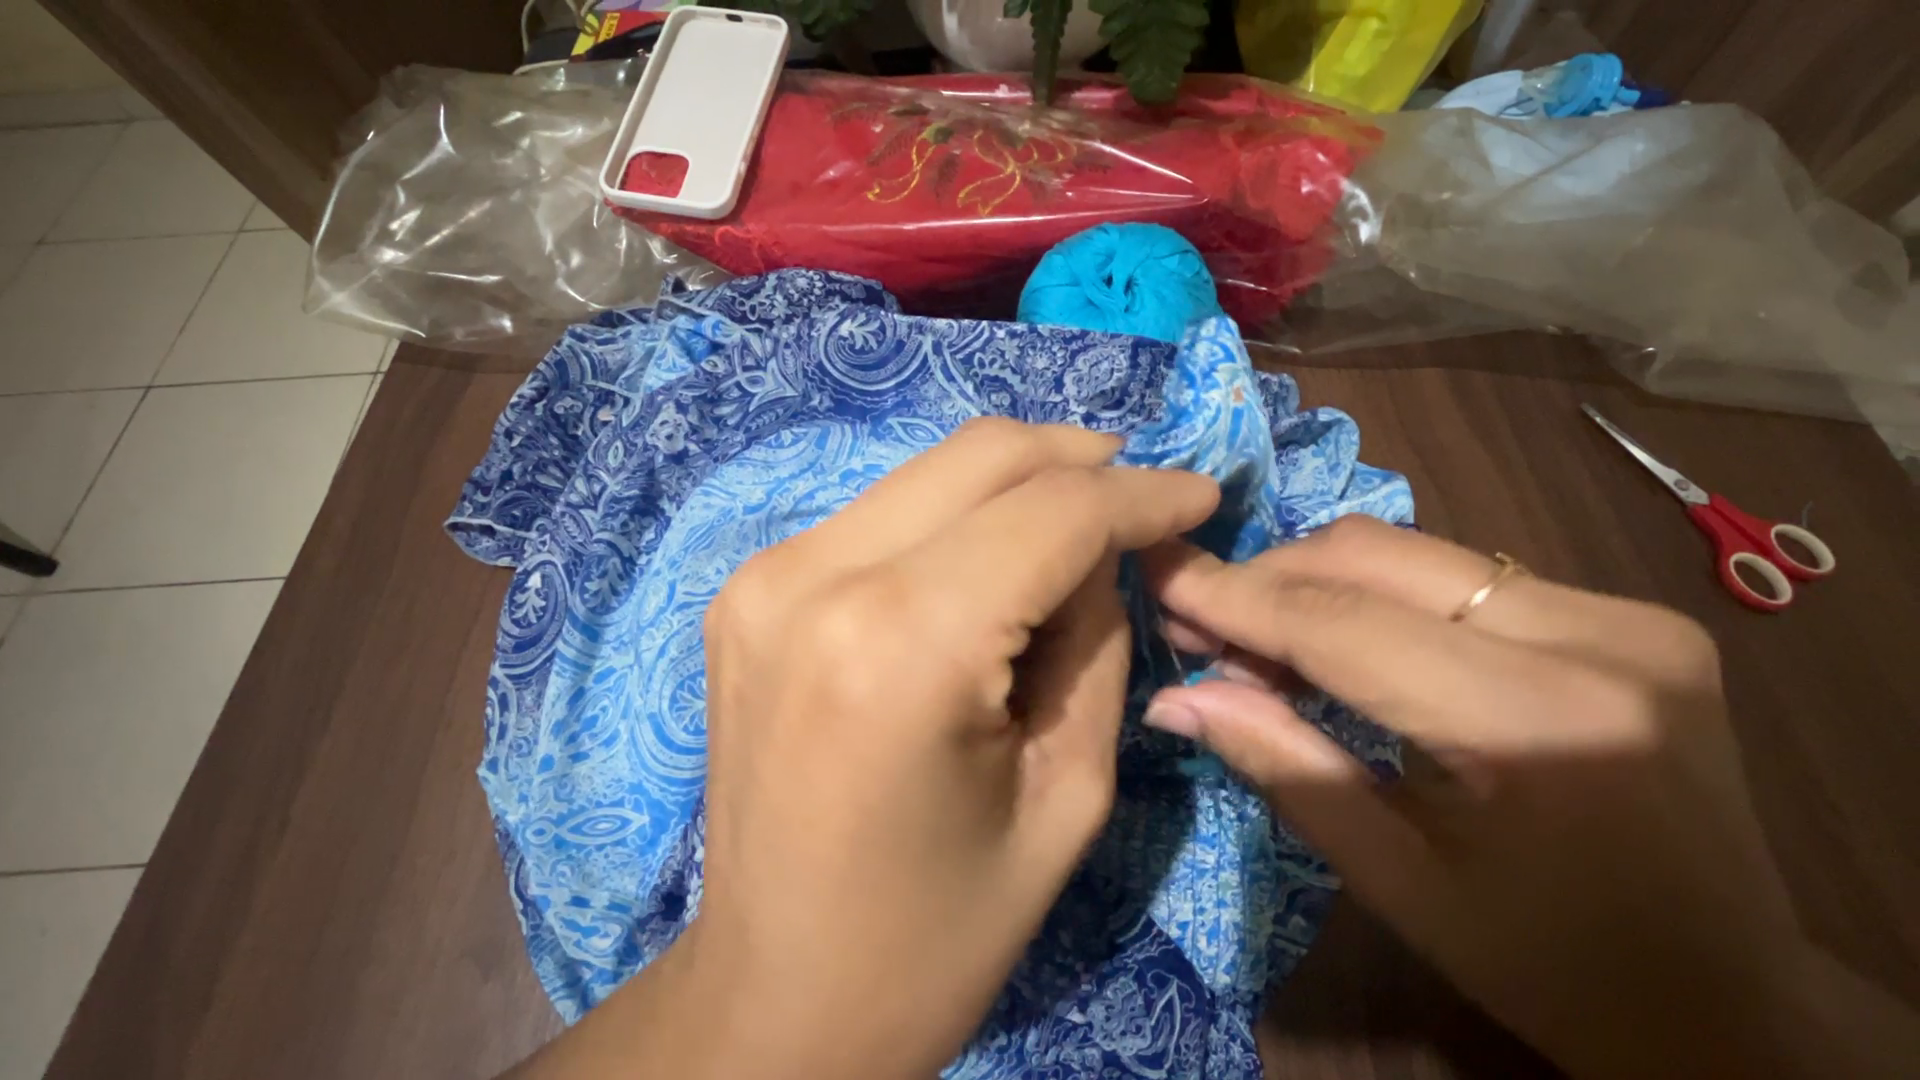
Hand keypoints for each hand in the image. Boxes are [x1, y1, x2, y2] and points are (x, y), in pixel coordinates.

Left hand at [503, 418, 1217, 1079]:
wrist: (780, 994)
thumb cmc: (940, 930)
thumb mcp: (1066, 791)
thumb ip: (1096, 640)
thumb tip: (1107, 549)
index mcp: (901, 642)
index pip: (1051, 512)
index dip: (1141, 492)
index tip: (1202, 490)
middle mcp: (814, 578)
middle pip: (980, 457)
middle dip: (1080, 460)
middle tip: (1145, 495)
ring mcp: (764, 577)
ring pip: (926, 474)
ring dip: (1016, 486)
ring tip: (1080, 530)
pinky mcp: (746, 592)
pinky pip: (878, 517)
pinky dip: (951, 521)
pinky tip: (992, 562)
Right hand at [1141, 516, 1919, 1079]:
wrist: (1731, 998)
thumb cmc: (1548, 964)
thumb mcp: (1396, 880)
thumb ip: (1280, 764)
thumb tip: (1170, 699)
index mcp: (1539, 720)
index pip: (1341, 625)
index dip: (1233, 596)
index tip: (1155, 570)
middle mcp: (1596, 636)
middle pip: (1374, 557)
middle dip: (1267, 580)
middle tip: (1196, 623)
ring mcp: (1624, 613)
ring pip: (1412, 551)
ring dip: (1316, 584)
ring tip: (1256, 636)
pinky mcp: (1626, 613)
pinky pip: (1457, 573)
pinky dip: (1377, 596)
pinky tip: (1341, 640)